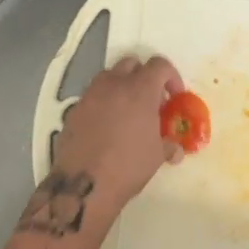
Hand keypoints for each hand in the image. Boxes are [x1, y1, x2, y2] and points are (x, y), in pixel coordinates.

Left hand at [52, 55, 184, 207]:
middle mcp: (113, 85)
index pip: (159, 65)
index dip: (171, 77)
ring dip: (122, 86)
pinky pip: (93, 96)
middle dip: (144, 76)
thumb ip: (168, 145)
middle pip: (132, 63)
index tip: (174, 96)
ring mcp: (90, 95)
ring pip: (109, 76)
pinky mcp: (74, 109)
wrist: (83, 185)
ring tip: (128, 112)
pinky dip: (104, 102)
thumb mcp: (156, 156)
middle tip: (151, 100)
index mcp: (139, 90)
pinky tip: (107, 126)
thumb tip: (175, 149)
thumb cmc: (128, 166)